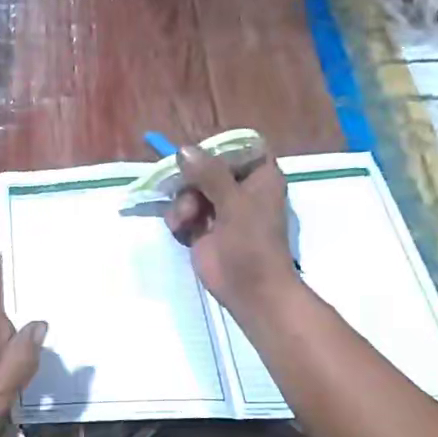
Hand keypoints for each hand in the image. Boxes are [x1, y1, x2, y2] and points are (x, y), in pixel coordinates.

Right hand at [165, 142, 301, 313]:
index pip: (237, 148)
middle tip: (185, 194)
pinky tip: (180, 230)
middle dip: (191, 182)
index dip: (214, 150)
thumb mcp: (234, 204)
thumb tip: (182, 150)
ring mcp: (220, 209)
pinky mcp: (202, 229)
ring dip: (182, 204)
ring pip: (191, 191)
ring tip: (183, 221)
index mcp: (259, 176)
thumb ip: (210, 175)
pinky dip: (178, 219)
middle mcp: (240, 189)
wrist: (248, 288)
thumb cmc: (251, 244)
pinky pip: (183, 212)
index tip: (193, 159)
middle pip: (206, 169)